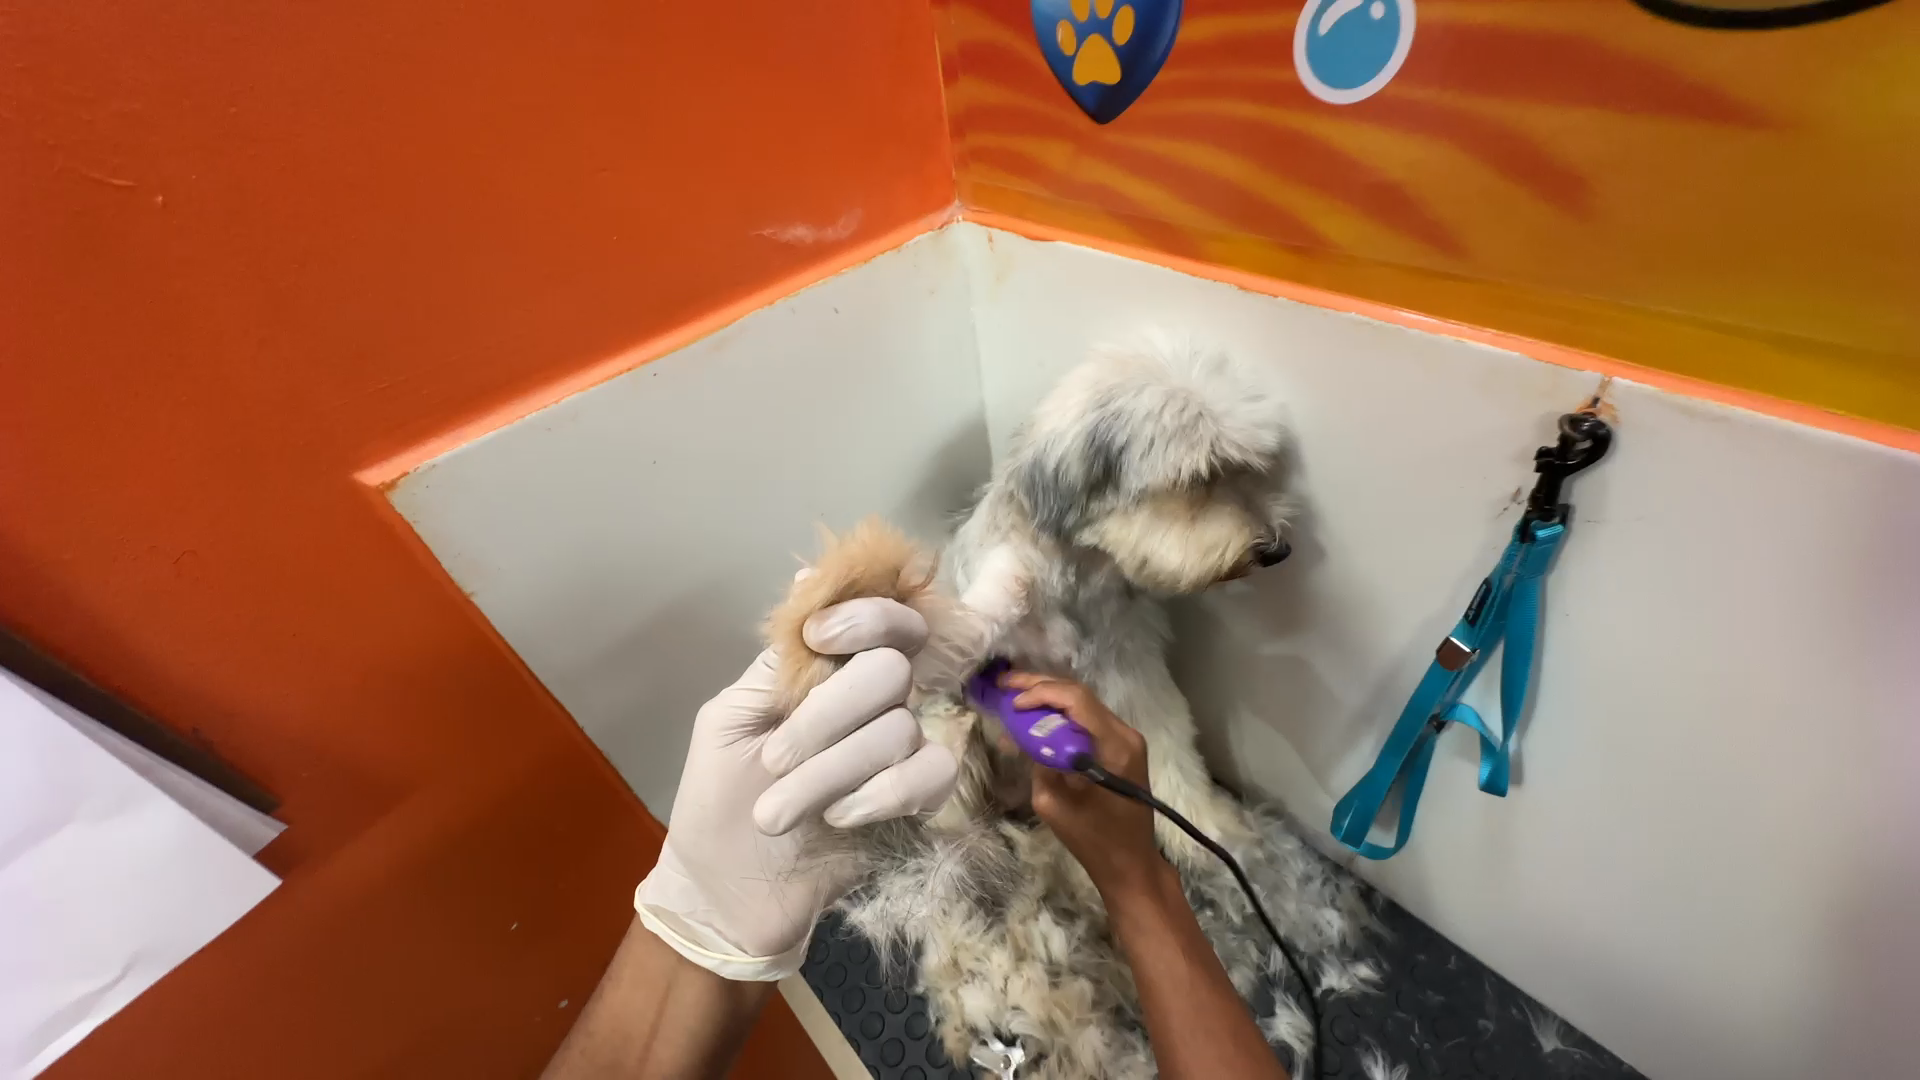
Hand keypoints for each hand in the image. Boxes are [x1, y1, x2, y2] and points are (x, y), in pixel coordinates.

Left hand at [634, 598, 958, 981]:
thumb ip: (777, 659)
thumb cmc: (719, 796)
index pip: (884, 618)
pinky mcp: (917, 797)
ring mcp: (900, 747)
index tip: (819, 640)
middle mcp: (874, 700)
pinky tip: (840, 818)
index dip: (866, 616)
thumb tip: (809, 576)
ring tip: (777, 812)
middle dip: (826, 717)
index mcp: (831, 672)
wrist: (729, 890)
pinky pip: (932, 775)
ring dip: (828, 774)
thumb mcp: (728, 718)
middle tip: (775, 759)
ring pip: (899, 730)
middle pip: (891, 671)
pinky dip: (882, 795)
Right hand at [1003, 672, 1163, 892]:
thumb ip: (1039, 761)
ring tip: (1016, 693)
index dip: (1041, 693)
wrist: (1130, 863)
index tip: (1013, 704)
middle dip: (1040, 685)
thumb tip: (1023, 734)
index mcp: (1113, 746)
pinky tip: (1037, 714)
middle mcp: (1125, 733)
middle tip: (1005, 683)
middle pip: (1079, 694)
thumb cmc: (1092, 839)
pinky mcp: (1122, 745)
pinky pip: (1088, 718)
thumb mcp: (1053, 803)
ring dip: (1049, 696)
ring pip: (1083, 702)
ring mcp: (1127, 737)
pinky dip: (1061, 713)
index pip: (1076, 699)